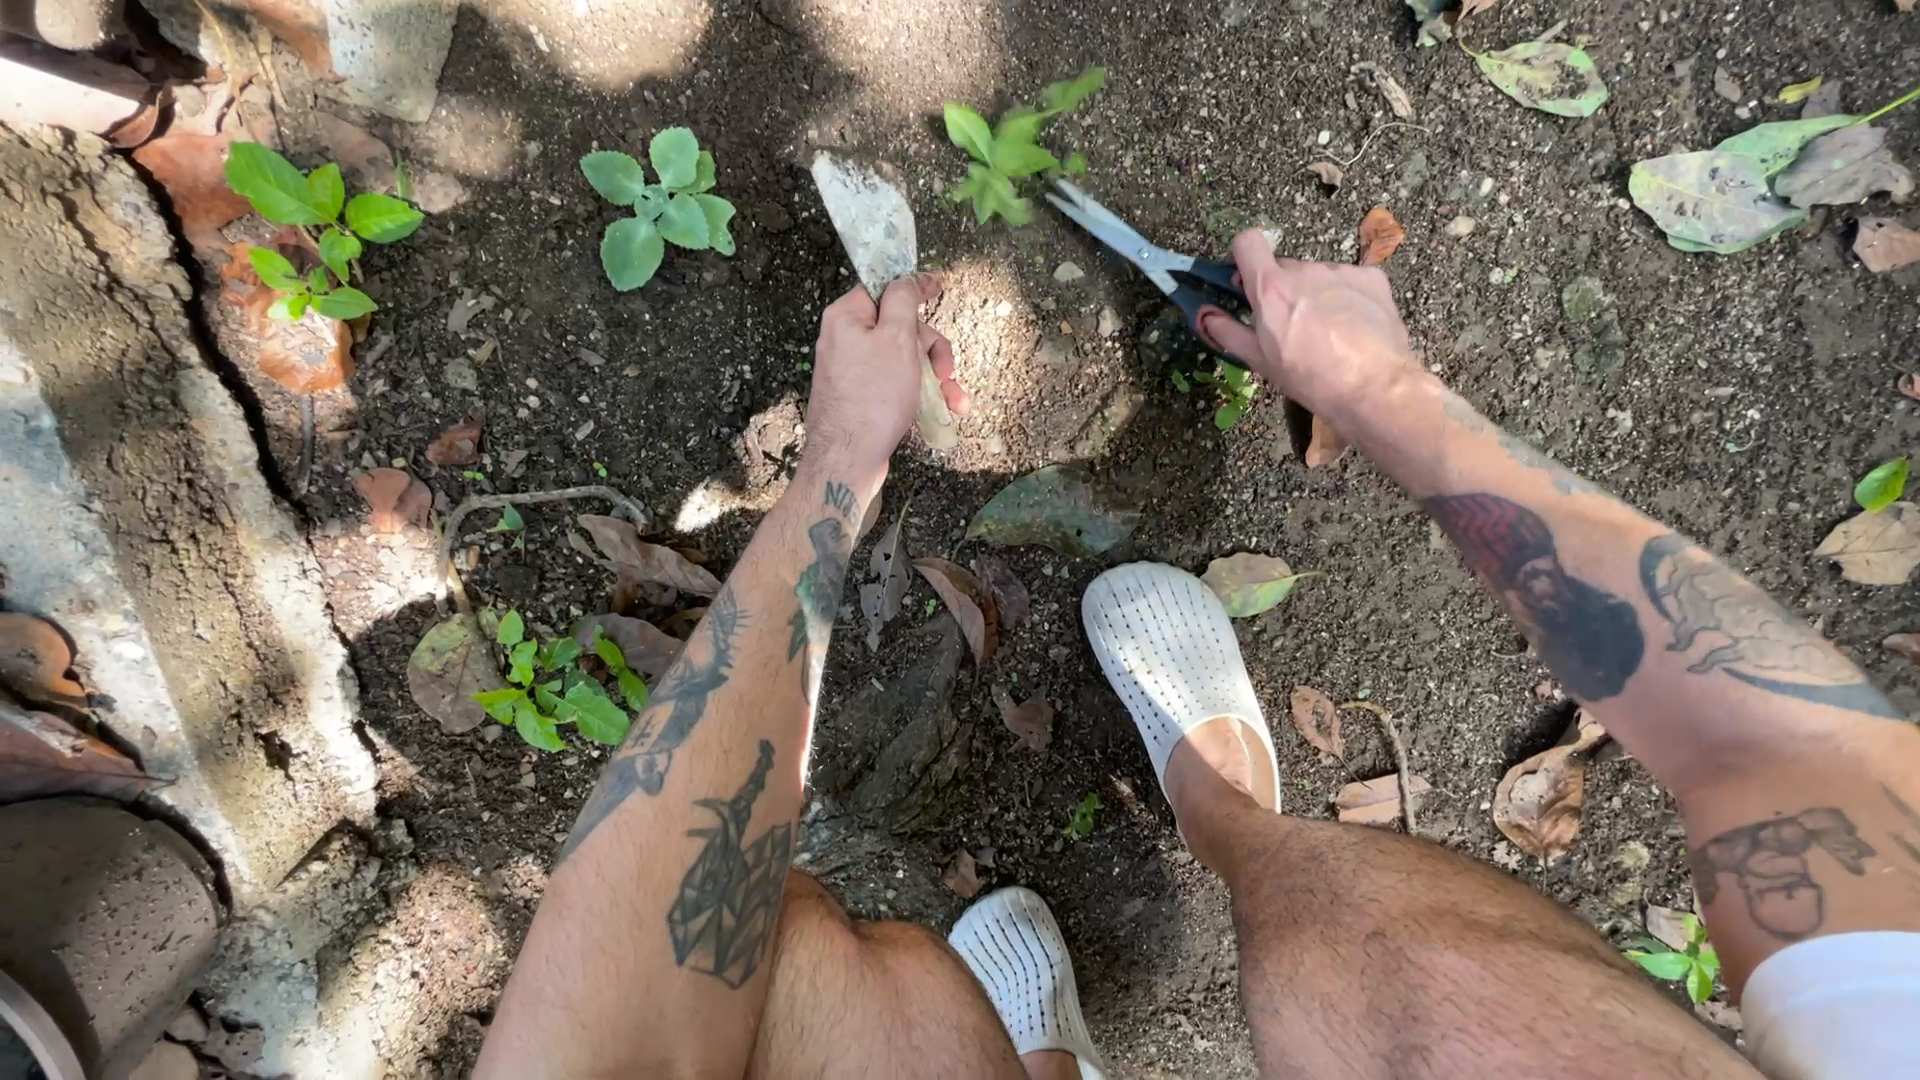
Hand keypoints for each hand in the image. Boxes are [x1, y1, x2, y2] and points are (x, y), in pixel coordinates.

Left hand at [804, 275, 970, 488]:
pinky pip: (896, 385)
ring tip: (955, 401)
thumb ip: (904, 299)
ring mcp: (853, 372)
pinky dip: (919, 395)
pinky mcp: (862, 398)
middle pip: (900, 328)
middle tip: (946, 371)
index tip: (939, 291)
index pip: (885, 289)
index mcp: (847, 317)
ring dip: (934, 378)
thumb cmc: (874, 397)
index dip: (914, 292)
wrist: (849, 458)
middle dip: (932, 350)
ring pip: (904, 361)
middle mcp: (846, 340)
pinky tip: (943, 412)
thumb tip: (909, 277)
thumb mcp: (897, 338)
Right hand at [1198, 231, 1417, 421]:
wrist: (1370, 385)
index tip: (1244, 279)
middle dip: (1279, 288)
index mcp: (1271, 288)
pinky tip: (1349, 325)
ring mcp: (1340, 271)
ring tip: (1322, 330)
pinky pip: (1347, 280)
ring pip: (1315, 276)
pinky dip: (1343, 296)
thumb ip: (1227, 331)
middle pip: (1282, 267)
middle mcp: (1305, 270)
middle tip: (1285, 323)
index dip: (1242, 257)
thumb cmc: (1307, 377)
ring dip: (1311, 294)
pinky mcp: (1370, 277)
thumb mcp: (1258, 360)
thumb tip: (1206, 314)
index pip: (1247, 242)